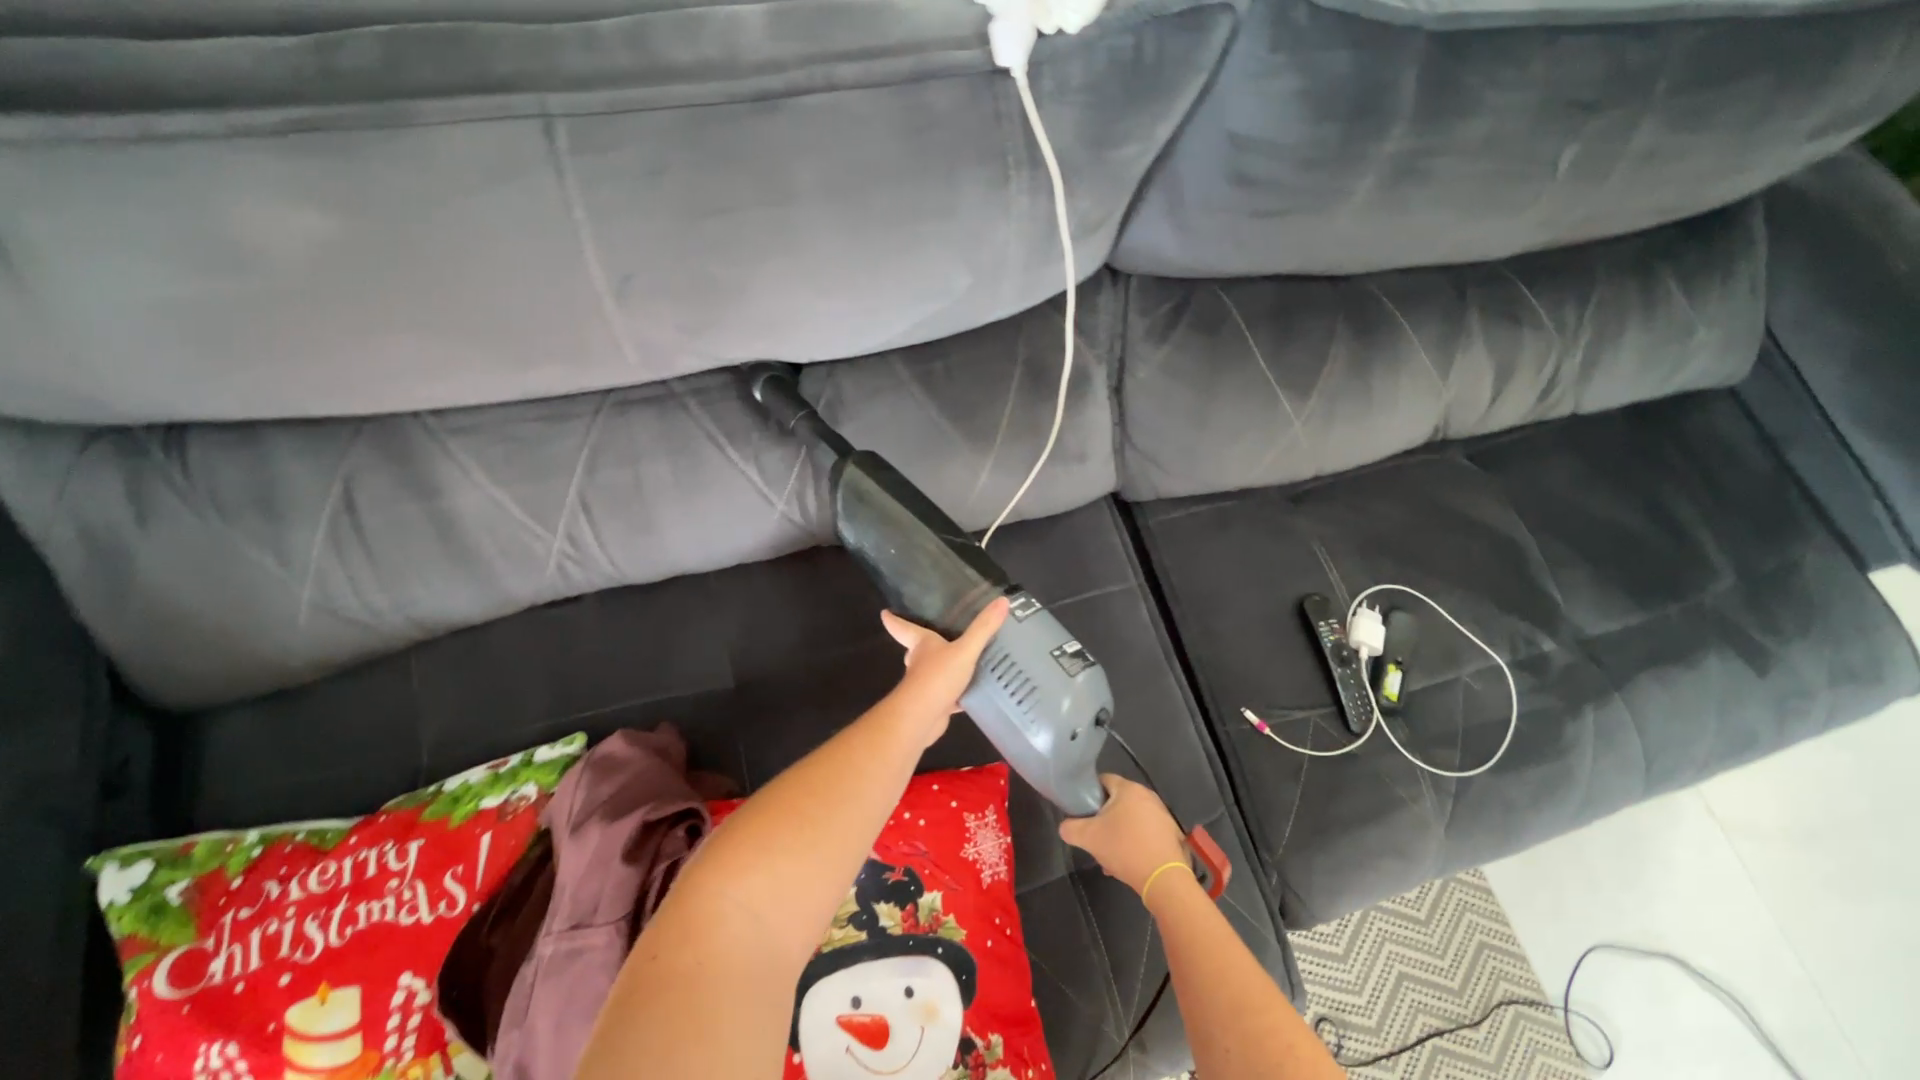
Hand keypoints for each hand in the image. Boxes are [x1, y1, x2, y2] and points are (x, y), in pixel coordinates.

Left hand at [880, 597, 1009, 740]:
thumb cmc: (937, 677)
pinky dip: (959, 694)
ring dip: (944, 669)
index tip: (885, 613)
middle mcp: (920, 663)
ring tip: (964, 662)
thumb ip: (983, 628)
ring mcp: (926, 685)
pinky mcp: (936, 705)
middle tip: (936, 637)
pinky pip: (949, 695)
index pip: (902, 628)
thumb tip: (1003, 600)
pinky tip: (975, 693)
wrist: (923, 718)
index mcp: (921, 645)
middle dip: (922, 645)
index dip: (894, 620)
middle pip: (916, 650)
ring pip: (934, 673)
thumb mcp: (965, 650)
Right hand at [1058, 774, 1189, 903]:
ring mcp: (1162, 815)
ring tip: (1110, 857)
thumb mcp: (1087, 838)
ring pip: (1131, 820)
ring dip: (1118, 834)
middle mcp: (1148, 796)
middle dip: (1104, 819)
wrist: (1163, 877)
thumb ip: (1070, 828)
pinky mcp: (1171, 833)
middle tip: (1095, 836)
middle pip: (1117, 802)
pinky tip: (1128, 863)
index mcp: (1129, 789)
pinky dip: (1134, 843)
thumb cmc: (1124, 848)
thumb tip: (1066, 827)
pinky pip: (1145, 833)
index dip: (1089, 793)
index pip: (1103, 780)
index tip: (1082, 811)